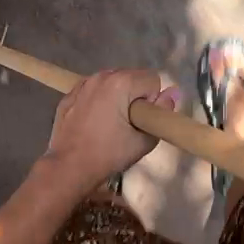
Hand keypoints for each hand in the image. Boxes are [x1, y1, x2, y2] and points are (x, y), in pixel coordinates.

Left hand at [44, 69, 179, 183]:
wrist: (68, 168)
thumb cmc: (108, 155)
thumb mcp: (143, 140)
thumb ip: (162, 113)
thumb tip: (175, 92)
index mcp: (120, 83)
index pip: (152, 80)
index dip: (152, 101)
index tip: (141, 122)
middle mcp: (101, 76)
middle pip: (132, 77)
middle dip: (135, 96)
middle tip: (127, 124)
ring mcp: (82, 84)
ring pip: (112, 83)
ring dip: (117, 97)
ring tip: (110, 124)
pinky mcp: (69, 95)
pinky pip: (93, 91)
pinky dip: (98, 101)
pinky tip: (93, 123)